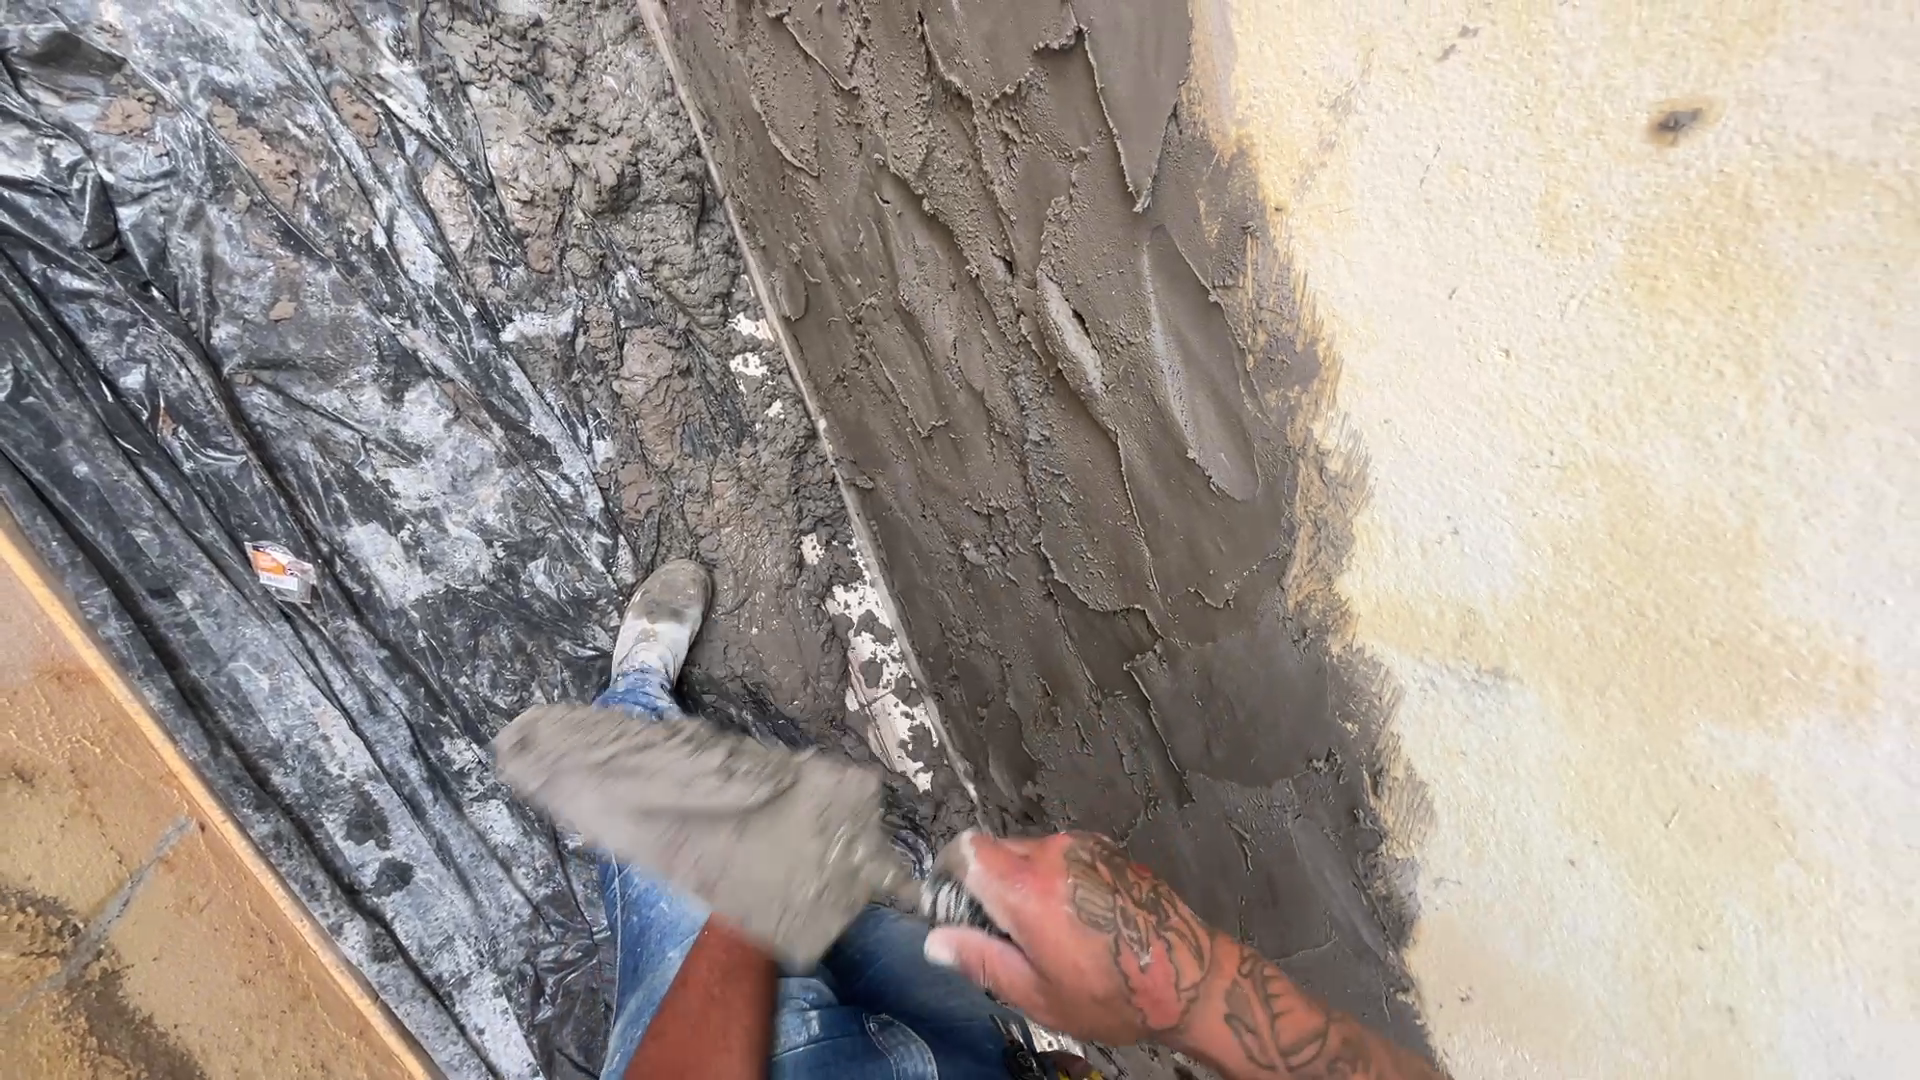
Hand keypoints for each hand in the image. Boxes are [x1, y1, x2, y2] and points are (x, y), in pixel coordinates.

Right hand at [922, 830, 1216, 1045]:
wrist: (1190, 975)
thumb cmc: (1111, 994)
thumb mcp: (1037, 994)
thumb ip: (981, 960)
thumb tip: (934, 941)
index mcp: (1027, 887)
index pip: (967, 848)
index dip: (950, 869)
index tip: (955, 901)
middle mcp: (1052, 852)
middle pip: (996, 849)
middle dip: (989, 883)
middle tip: (1006, 930)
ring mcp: (1082, 844)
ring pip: (1029, 851)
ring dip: (1024, 880)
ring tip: (1049, 929)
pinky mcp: (1104, 846)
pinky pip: (1061, 853)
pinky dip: (1054, 876)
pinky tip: (1077, 916)